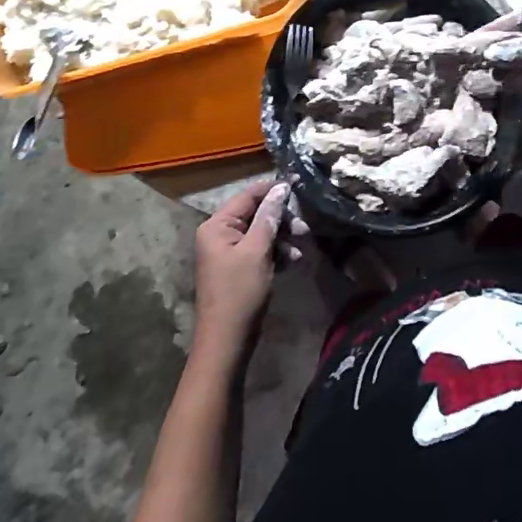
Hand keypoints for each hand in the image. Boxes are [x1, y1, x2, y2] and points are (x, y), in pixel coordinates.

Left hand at [192, 180, 304, 358]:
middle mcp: (220, 234)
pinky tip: (292, 261)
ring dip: (283, 237)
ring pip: (262, 231)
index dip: (273, 188)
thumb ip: (269, 217)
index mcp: (217, 226)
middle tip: (303, 228)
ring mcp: (229, 251)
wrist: (228, 340)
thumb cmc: (240, 292)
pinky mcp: (239, 267)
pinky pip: (261, 249)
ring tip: (300, 248)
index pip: (248, 195)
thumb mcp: (257, 251)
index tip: (299, 182)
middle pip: (256, 213)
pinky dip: (277, 252)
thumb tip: (281, 187)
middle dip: (282, 219)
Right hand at [478, 3, 521, 107]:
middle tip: (472, 56)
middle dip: (498, 47)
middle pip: (520, 37)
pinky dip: (516, 78)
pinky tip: (500, 82)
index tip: (474, 38)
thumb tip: (490, 53)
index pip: (521, 16)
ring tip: (482, 72)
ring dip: (505, 64)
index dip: (497, 27)